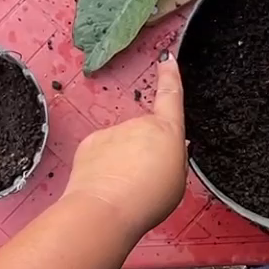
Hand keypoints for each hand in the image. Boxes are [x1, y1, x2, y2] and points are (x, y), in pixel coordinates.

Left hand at [64, 56, 188, 236]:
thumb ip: (176, 159)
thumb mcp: (177, 182)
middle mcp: (139, 125)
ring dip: (123, 161)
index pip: (170, 95)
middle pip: (144, 133)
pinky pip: (101, 152)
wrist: (105, 209)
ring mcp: (113, 132)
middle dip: (144, 152)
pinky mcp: (91, 142)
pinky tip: (107, 185)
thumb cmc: (145, 200)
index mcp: (166, 131)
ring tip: (126, 188)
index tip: (167, 59)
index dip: (170, 76)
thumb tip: (172, 149)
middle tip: (145, 181)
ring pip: (121, 144)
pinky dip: (104, 166)